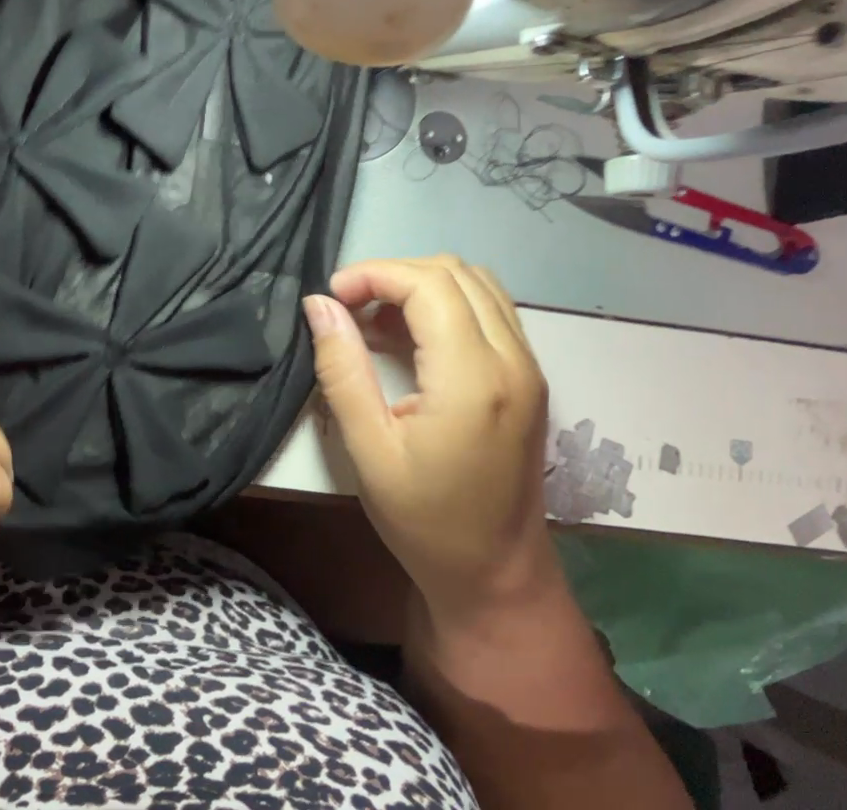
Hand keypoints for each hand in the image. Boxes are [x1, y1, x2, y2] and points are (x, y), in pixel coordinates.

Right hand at [302, 257, 555, 619]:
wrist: (494, 572)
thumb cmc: (423, 519)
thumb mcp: (367, 448)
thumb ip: (342, 369)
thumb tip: (319, 305)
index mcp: (473, 379)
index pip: (429, 285)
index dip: (374, 274)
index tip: (330, 298)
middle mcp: (513, 361)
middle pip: (457, 273)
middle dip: (393, 274)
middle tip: (346, 307)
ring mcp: (528, 368)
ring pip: (478, 285)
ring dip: (421, 286)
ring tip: (372, 320)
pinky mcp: (527, 378)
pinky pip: (489, 312)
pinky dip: (444, 306)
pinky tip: (406, 338)